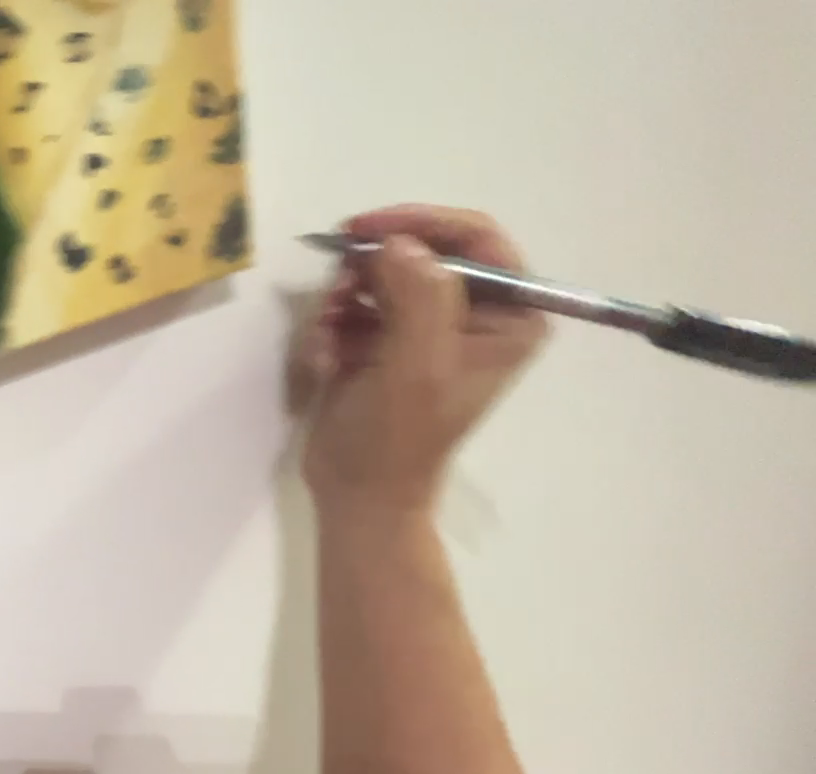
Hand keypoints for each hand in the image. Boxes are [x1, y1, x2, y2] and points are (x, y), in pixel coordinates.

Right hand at [298, 205, 548, 517]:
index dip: (419, 225)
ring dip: (343, 303)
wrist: (357, 492)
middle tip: (336, 290)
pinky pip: (351, 313)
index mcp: (507, 315)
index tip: (363, 229)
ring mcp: (419, 330)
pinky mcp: (378, 346)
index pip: (473, 241)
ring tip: (326, 335)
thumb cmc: (398, 437)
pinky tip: (323, 360)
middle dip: (370, 270)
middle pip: (418, 256)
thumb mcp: (418, 366)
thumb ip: (419, 297)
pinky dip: (329, 330)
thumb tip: (396, 243)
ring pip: (377, 281)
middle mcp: (469, 316)